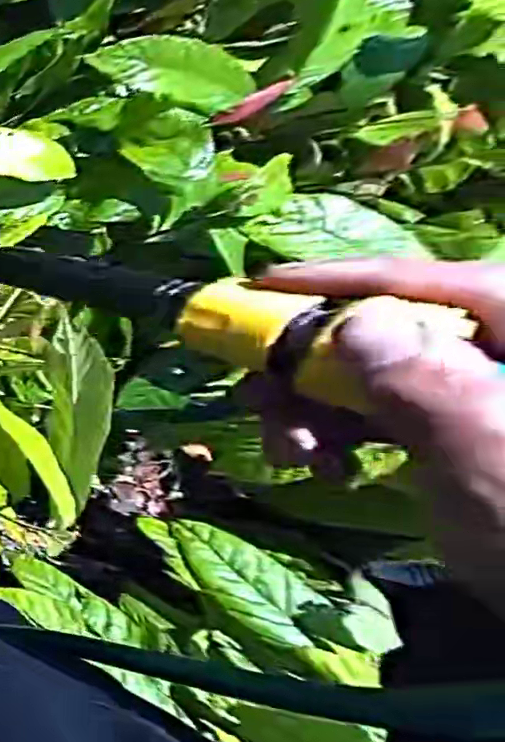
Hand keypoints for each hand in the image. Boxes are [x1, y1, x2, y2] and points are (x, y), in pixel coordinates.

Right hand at [251, 260, 504, 612]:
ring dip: (314, 404)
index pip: (458, 285)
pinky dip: (340, 429)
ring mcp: (501, 400)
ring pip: (379, 372)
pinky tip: (322, 463)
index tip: (261, 283)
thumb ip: (430, 385)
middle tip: (262, 398)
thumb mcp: (492, 460)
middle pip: (400, 331)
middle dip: (313, 363)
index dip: (351, 278)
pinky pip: (389, 409)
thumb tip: (359, 323)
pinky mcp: (479, 433)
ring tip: (293, 452)